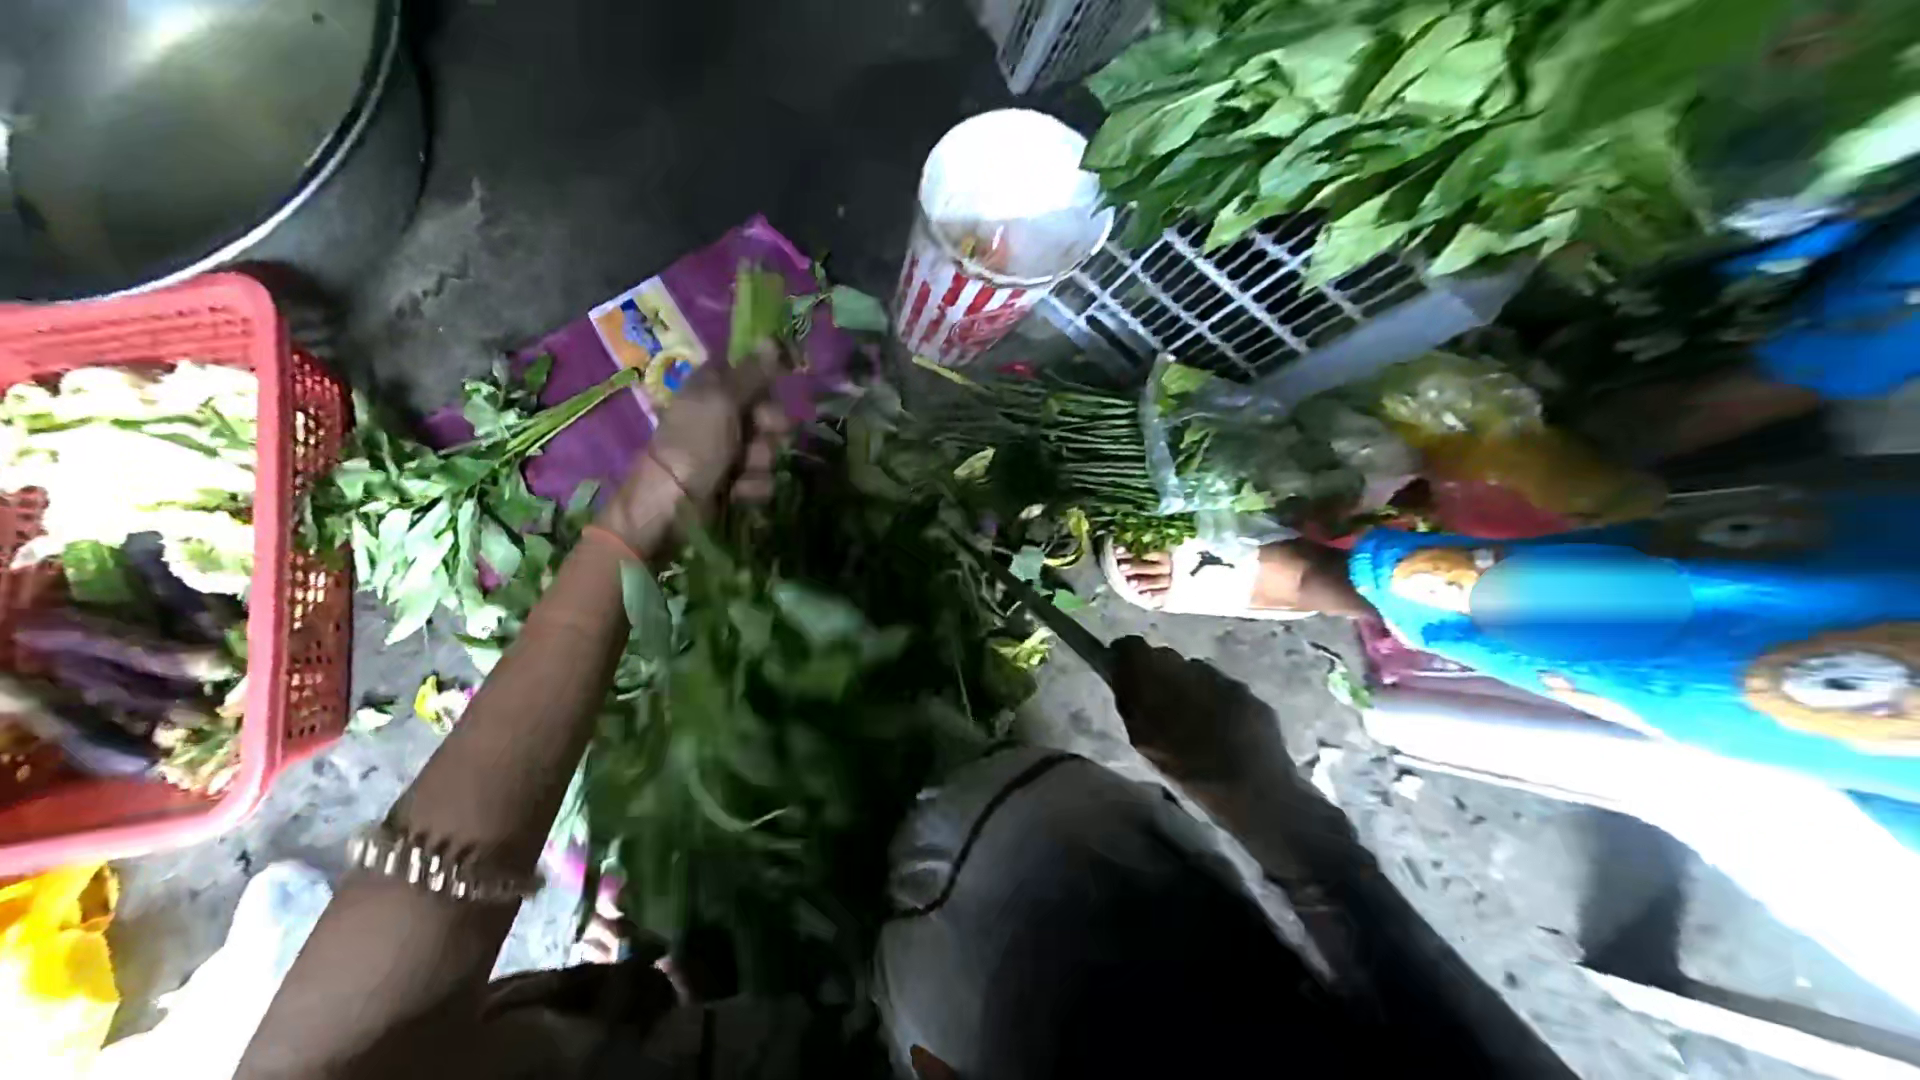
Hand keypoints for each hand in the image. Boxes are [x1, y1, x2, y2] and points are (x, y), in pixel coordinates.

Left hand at [598, 344, 792, 549]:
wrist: (673, 503)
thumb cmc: (694, 443)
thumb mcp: (723, 401)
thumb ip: (752, 373)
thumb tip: (773, 338)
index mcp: (712, 388)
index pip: (753, 375)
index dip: (766, 386)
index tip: (774, 392)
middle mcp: (722, 416)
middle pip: (769, 414)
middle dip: (769, 431)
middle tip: (756, 438)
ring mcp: (729, 451)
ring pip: (769, 450)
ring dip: (759, 463)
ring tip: (739, 472)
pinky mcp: (735, 482)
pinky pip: (763, 479)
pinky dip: (752, 487)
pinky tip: (736, 491)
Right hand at [1109, 636, 1288, 784]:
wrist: (1257, 793)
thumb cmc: (1191, 774)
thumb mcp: (1146, 744)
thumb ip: (1131, 706)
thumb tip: (1122, 679)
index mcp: (1160, 680)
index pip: (1132, 646)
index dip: (1124, 657)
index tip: (1123, 673)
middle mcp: (1192, 669)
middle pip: (1164, 657)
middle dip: (1157, 673)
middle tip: (1157, 703)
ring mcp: (1224, 679)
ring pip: (1194, 671)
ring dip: (1188, 686)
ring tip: (1191, 718)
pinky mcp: (1249, 693)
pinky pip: (1221, 687)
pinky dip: (1214, 700)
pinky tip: (1219, 727)